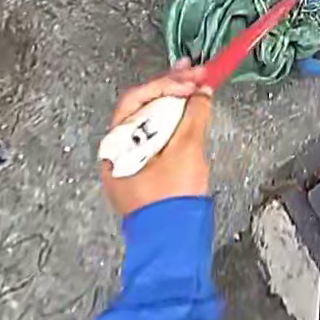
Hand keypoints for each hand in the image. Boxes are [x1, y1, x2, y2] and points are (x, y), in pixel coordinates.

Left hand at [101, 62, 212, 217]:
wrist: (173, 246)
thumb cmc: (173, 198)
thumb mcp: (187, 149)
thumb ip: (195, 113)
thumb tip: (203, 91)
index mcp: (117, 143)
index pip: (138, 98)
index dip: (167, 83)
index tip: (192, 78)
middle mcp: (118, 150)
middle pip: (144, 106)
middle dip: (172, 87)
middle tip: (196, 73)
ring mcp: (131, 161)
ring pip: (152, 119)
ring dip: (175, 100)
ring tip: (196, 84)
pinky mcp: (146, 170)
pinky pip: (157, 135)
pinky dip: (174, 120)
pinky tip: (189, 110)